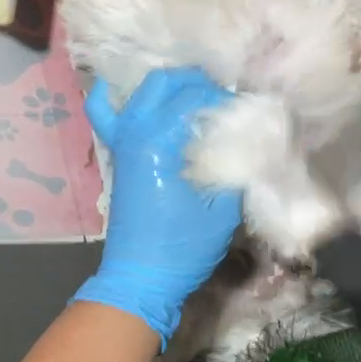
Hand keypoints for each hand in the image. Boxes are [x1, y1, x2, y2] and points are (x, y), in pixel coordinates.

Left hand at [71, 68, 241, 345]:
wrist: (141, 279)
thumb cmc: (184, 246)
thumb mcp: (224, 208)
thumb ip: (239, 167)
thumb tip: (255, 139)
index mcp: (161, 142)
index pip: (196, 98)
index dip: (225, 99)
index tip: (248, 112)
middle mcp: (135, 133)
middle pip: (165, 83)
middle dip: (198, 83)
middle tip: (225, 99)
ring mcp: (121, 142)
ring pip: (140, 92)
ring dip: (170, 86)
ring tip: (195, 95)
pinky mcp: (118, 155)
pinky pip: (105, 113)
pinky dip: (113, 98)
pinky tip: (135, 94)